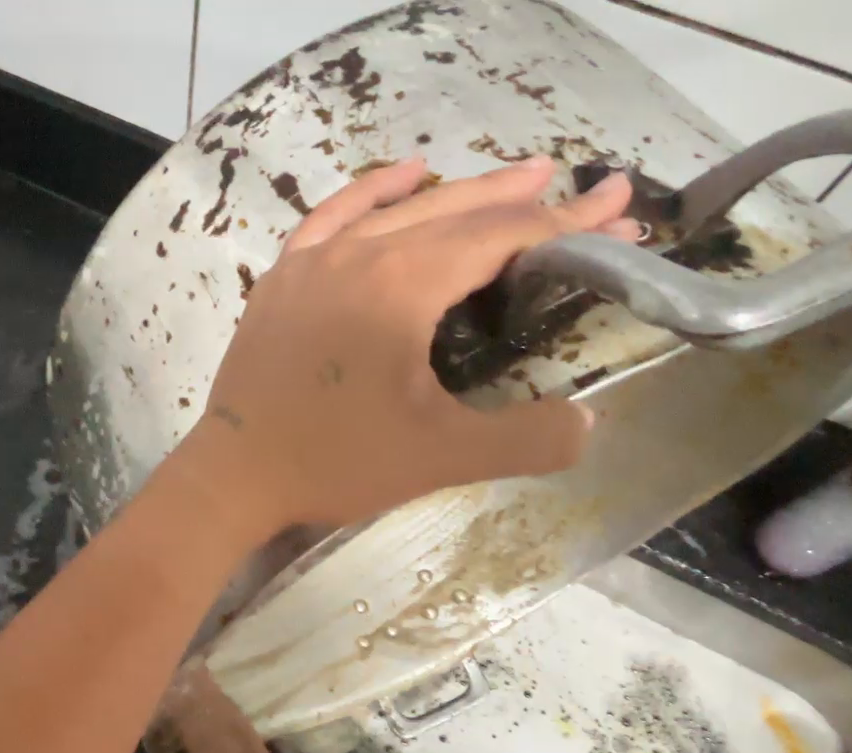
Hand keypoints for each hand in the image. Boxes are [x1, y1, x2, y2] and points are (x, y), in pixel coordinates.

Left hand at [167, 156, 637, 537]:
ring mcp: (311, 263)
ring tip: (512, 178)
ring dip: (459, 192)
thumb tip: (590, 422)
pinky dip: (374, 192)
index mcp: (402, 286)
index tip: (616, 210)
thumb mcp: (441, 458)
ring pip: (397, 209)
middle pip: (454, 212)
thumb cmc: (335, 463)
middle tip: (579, 187)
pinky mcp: (281, 280)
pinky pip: (333, 217)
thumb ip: (524, 440)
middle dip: (522, 201)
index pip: (499, 238)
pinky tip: (404, 175)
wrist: (235, 476)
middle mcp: (357, 256)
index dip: (564, 226)